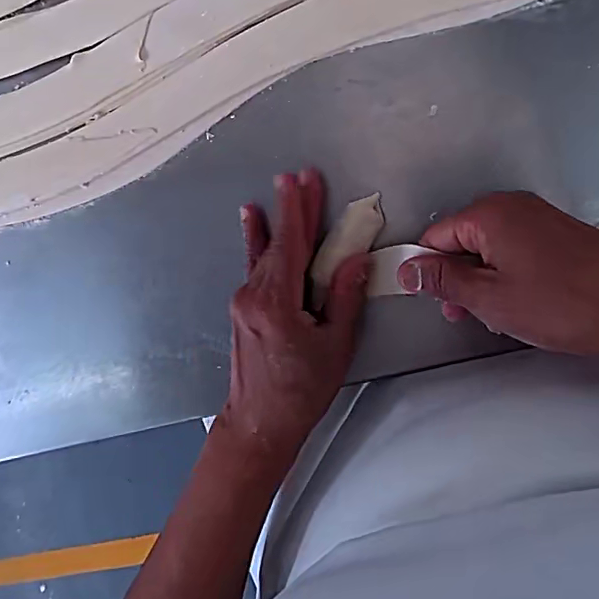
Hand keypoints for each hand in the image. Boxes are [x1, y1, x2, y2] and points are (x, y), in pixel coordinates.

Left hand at [220, 169, 369, 467]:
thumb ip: (344, 298)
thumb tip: (355, 260)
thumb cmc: (301, 391)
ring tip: (286, 189)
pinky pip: (254, 266)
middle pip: (280, 242)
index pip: (292, 245)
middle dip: (294, 208)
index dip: (299, 210)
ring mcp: (244, 299)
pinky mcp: (243, 306)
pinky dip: (258, 240)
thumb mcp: (335, 346)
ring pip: (267, 252)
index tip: (303, 181)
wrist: (258, 423)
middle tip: (303, 176)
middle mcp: (254, 295)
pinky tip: (254, 219)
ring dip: (281, 221)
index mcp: (277, 303)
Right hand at [398, 192, 598, 358]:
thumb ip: (443, 280)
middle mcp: (512, 205)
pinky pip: (515, 248)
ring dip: (484, 280)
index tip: (432, 301)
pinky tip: (525, 302)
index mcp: (489, 214)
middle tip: (468, 315)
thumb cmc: (569, 304)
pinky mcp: (556, 231)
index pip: (434, 236)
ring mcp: (537, 216)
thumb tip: (409, 268)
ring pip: (489, 247)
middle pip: (461, 239)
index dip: (427, 271)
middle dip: (457, 278)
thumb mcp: (491, 299)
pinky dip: (509, 274)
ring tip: (501, 315)